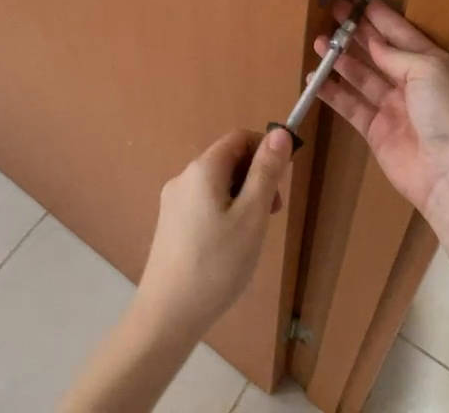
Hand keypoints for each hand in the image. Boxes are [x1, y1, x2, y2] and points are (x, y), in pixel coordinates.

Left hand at [135, 127, 292, 334]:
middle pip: (228, 160)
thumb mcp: (252, 216)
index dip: (265, 150)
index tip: (282, 182)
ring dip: (243, 198)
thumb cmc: (217, 264)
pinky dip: (225, 214)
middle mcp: (184, 178)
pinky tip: (229, 248)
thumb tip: (280, 132)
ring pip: (218, 185)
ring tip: (252, 236)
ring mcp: (173, 203)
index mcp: (203, 169)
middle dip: (256, 178)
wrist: (166, 316)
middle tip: (271, 215)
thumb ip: (266, 172)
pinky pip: (205, 205)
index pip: (239, 138)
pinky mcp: (170, 226)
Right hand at [315, 0, 448, 215]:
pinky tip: (316, 79)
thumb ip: (398, 54)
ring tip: (319, 42)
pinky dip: (333, 93)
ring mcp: (394, 108)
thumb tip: (376, 42)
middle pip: (380, 53)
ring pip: (362, 77)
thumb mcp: (429, 70)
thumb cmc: (446, 113)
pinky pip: (351, 106)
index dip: (381, 18)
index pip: (402, 34)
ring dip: (341, 60)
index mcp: (433, 64)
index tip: (359, 0)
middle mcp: (413, 83)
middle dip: (357, 33)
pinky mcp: (376, 131)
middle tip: (333, 14)